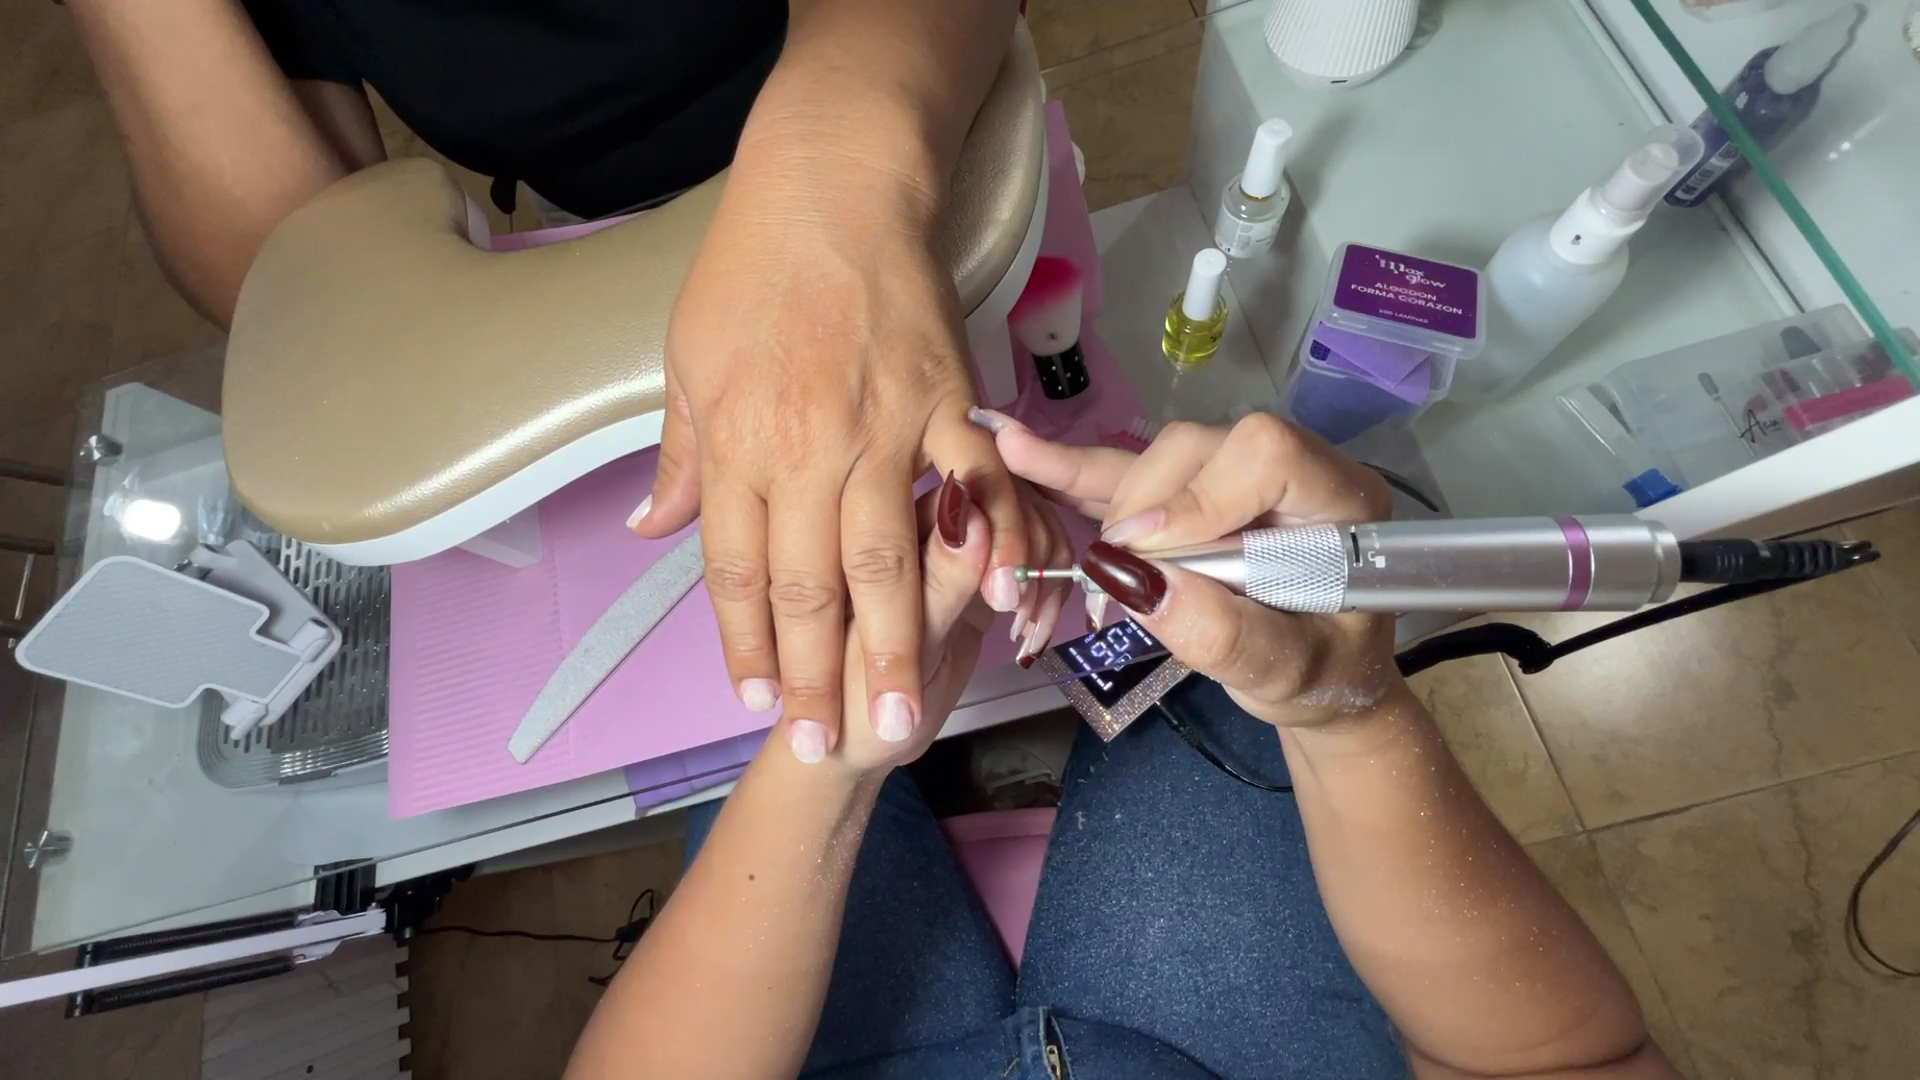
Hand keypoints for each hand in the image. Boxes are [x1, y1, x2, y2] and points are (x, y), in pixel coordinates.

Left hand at [632, 143, 1030, 763]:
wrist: (829, 184)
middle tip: (823, 750)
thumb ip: (679, 456)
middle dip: (814, 677)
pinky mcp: (947, 400)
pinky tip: (1003, 602)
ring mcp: (883, 428)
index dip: (744, 645)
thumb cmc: (750, 270)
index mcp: (739, 443)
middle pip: (809, 584)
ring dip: (892, 645)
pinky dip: (989, 541)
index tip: (755, 705)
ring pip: (885, 557)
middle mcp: (806, 450)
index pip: (737, 570)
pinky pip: (972, 483)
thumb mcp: (686, 359)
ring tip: (899, 719)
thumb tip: (655, 527)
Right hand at [991, 412, 1406, 728]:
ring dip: (1111, 507)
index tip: (1154, 558)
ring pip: (1153, 455)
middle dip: (1145, 507)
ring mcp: (1231, 475)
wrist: (1316, 675)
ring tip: (1095, 565)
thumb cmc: (1320, 676)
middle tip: (1121, 575)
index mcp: (1335, 497)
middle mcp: (1286, 466)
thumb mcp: (1285, 672)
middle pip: (1197, 445)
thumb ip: (1220, 631)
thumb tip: (1129, 580)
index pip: (1264, 452)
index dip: (1199, 497)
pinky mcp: (1188, 493)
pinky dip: (1073, 474)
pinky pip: (1128, 474)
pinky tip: (1016, 451)